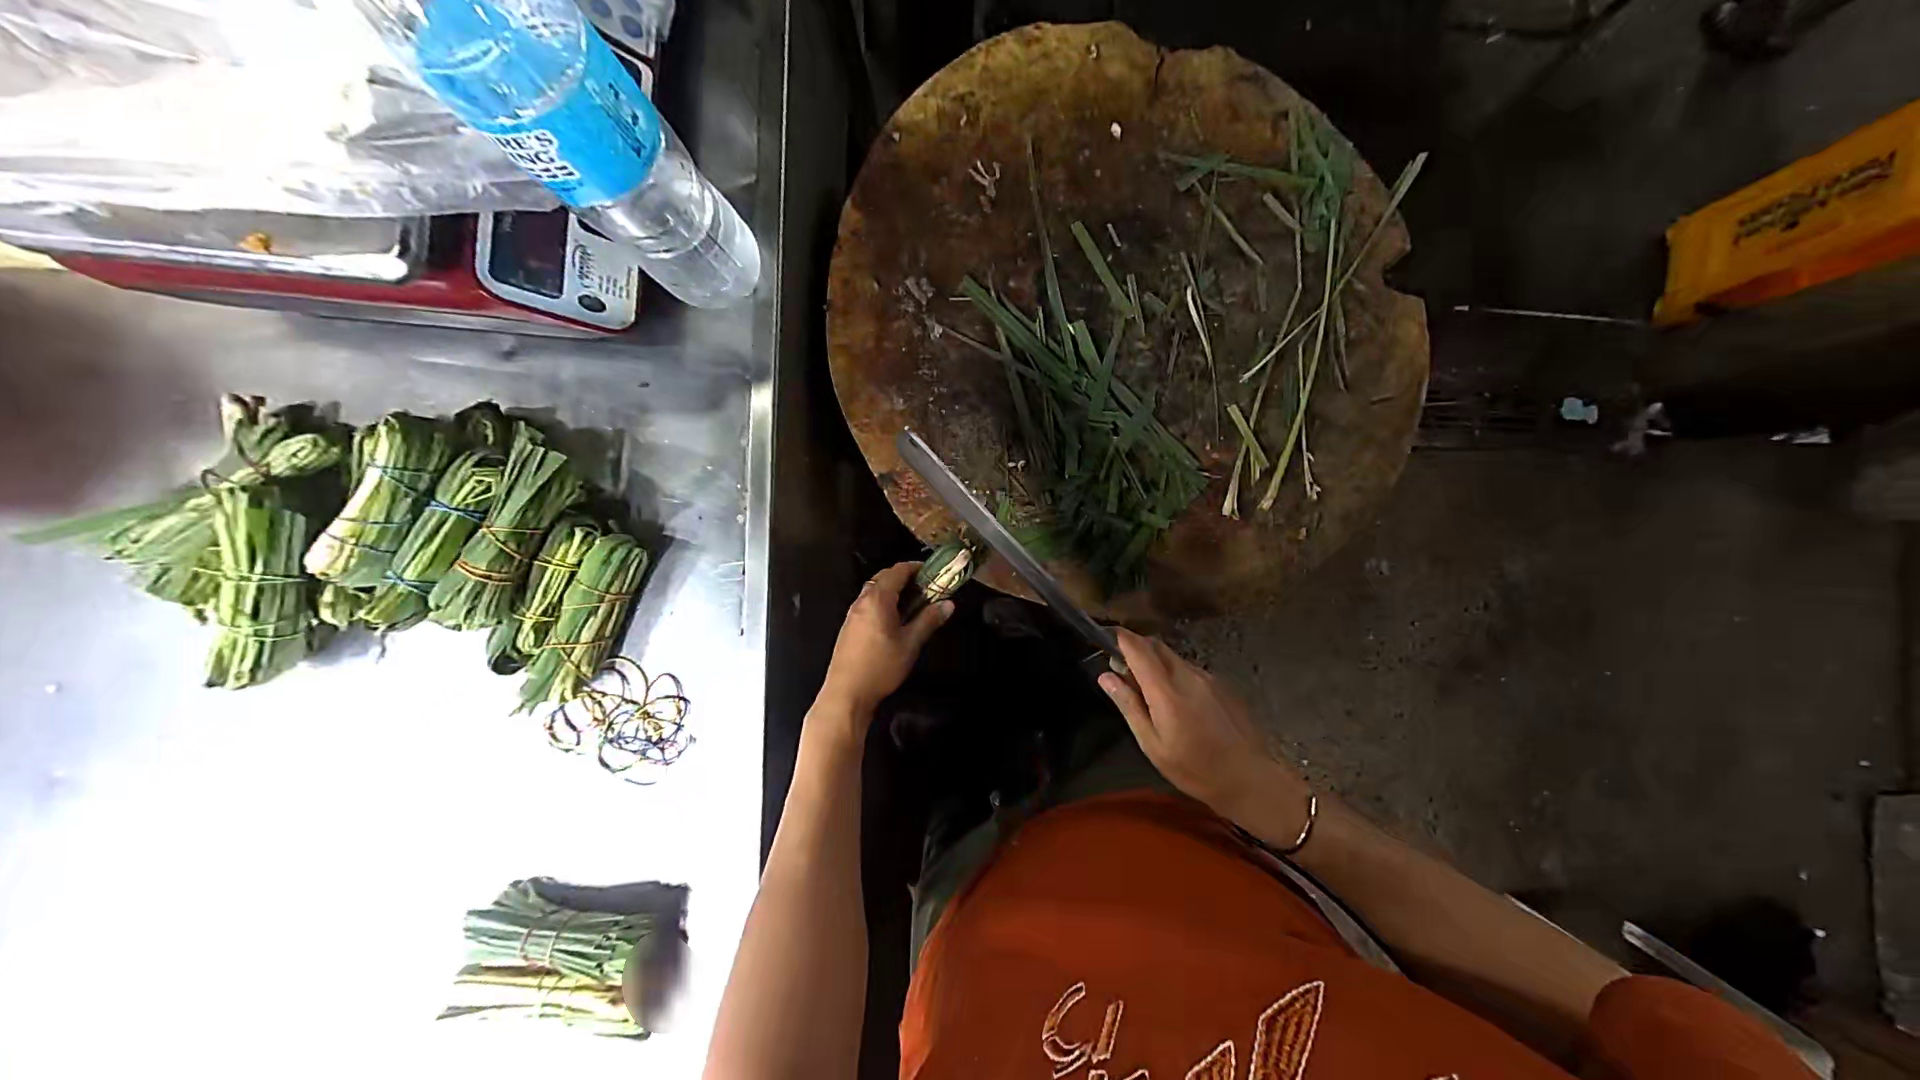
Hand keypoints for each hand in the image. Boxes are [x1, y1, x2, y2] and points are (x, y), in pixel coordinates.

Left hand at [816, 562, 954, 723]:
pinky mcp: (849, 627)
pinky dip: (883, 603)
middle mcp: (862, 601)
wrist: (846, 693)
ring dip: (894, 591)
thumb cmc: (880, 667)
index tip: (933, 573)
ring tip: (914, 604)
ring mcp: (852, 614)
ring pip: (874, 591)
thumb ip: (929, 620)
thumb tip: (948, 604)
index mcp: (878, 599)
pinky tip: (894, 621)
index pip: (897, 570)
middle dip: (906, 578)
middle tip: (927, 588)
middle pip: (884, 578)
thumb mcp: (911, 644)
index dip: (916, 568)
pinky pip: (867, 605)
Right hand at [1099, 629, 1311, 838]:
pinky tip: (1175, 703)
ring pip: (1173, 657)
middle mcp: (1188, 675)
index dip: (1119, 637)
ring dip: (1154, 663)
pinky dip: (1172, 674)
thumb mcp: (1153, 745)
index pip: (1139, 648)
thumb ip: (1129, 706)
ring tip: (1146, 692)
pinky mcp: (1221, 685)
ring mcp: (1208, 678)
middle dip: (1135, 648)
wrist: (1252, 779)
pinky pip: (1188, 669)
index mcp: (1167, 691)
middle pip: (1156, 645)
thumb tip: (1106, 676)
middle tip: (1121, 671)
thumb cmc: (1195, 770)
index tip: (1103, 638)